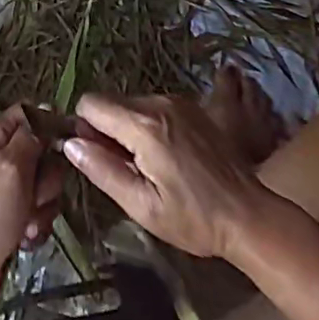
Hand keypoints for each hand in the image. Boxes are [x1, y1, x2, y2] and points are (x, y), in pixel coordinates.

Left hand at [0, 106, 63, 308]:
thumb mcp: (11, 164)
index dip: (52, 124)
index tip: (69, 140)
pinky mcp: (18, 215)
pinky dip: (38, 225)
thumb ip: (33, 136)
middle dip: (46, 178)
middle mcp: (6, 156)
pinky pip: (44, 211)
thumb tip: (49, 110)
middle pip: (47, 152)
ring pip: (49, 185)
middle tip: (30, 193)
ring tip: (24, 221)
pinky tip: (23, 237)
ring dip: (42, 207)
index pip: (32, 113)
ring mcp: (12, 188)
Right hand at [64, 93, 271, 258]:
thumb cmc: (194, 219)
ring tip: (150, 166)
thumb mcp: (142, 206)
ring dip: (128, 129)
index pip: (90, 103)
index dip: (84, 128)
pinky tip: (166, 157)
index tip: (97, 156)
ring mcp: (177, 100)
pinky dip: (147, 126)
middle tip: (126, 169)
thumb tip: (70, 143)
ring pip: (130, 104)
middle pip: (110, 102)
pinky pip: (151, 107)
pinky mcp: (190, 106)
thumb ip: (102, 170)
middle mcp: (159, 102)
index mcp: (144, 125)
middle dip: (106, 131)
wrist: (248, 214)